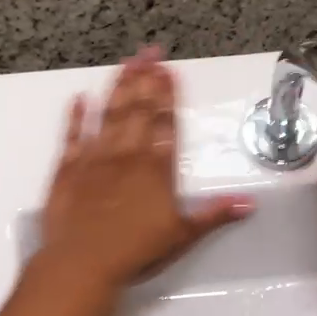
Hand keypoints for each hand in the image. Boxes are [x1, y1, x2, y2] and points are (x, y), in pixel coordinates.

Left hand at [40, 47, 252, 289]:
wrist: (81, 263)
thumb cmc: (136, 251)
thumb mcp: (183, 236)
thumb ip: (214, 215)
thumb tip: (249, 204)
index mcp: (156, 170)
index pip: (166, 125)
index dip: (169, 97)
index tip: (170, 71)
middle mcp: (126, 156)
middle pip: (138, 111)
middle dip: (146, 80)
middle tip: (150, 52)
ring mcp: (94, 160)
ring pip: (108, 115)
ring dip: (118, 88)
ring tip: (126, 63)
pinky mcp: (67, 170)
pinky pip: (72, 137)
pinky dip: (75, 117)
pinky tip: (79, 98)